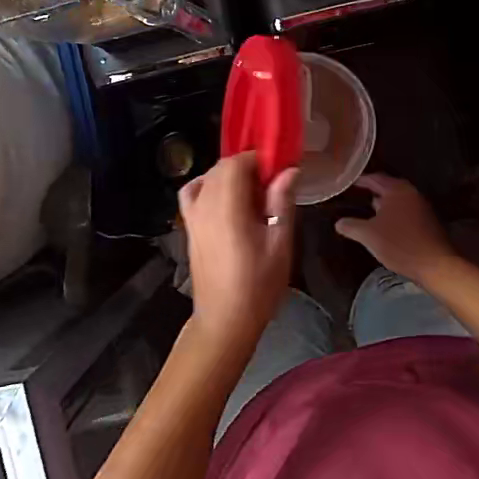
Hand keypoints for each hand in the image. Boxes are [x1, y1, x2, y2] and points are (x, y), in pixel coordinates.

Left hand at [178, 152, 297, 344]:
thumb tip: (289, 170)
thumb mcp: (280, 244)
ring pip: (208, 178)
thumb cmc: (258, 285)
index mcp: (228, 208)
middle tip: (271, 184)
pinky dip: (208, 186)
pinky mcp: (189, 228)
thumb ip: (281, 202)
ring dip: (230, 177)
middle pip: (221, 168)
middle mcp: (205, 206)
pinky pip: (193, 193)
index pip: (236, 163)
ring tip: (252, 195)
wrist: (225, 320)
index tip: (278, 169)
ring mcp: (192, 217)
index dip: (258, 159)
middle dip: (246, 167)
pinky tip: (225, 200)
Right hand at [335, 174, 455, 282]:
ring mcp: (421, 207)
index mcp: (397, 189)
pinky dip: (393, 215)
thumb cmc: (399, 243)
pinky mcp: (427, 221)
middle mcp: (411, 193)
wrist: (435, 264)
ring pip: (396, 201)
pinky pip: (404, 212)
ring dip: (383, 206)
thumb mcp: (368, 235)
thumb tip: (338, 222)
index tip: (347, 184)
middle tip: (354, 197)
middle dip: (371, 193)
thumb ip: (350, 226)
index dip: (360, 181)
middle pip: (387, 188)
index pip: (374, 178)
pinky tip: (384, 227)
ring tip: (366, 213)